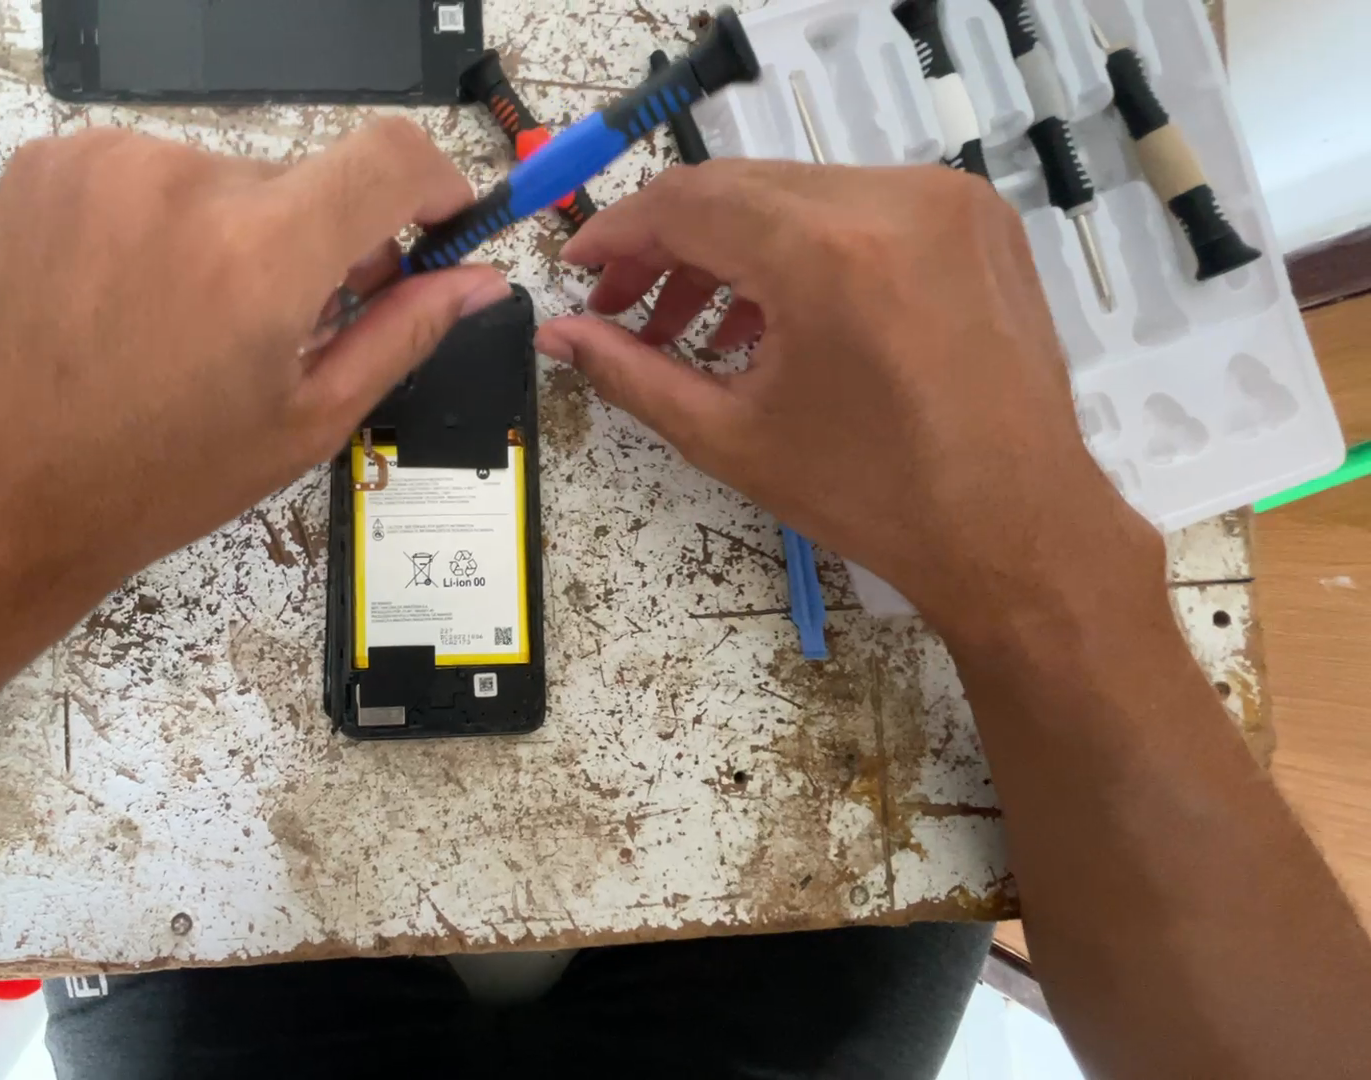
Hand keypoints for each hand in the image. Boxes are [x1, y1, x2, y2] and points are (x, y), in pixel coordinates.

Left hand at [0, 121, 508, 640]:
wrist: (7, 494)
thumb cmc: (168, 478)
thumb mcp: (308, 421)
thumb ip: (404, 333)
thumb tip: (479, 280)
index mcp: (259, 254)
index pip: (390, 157)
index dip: (436, 182)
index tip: (436, 226)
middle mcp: (182, 178)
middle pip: (305, 180)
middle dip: (324, 242)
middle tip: (298, 320)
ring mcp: (104, 159)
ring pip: (229, 178)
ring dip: (244, 235)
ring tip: (203, 322)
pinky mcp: (49, 162)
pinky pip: (155, 173)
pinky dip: (175, 223)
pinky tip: (144, 296)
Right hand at [534, 160, 1158, 633]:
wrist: (1010, 526)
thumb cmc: (860, 493)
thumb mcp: (722, 435)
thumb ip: (626, 373)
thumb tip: (554, 336)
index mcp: (829, 254)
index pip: (689, 203)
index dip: (617, 232)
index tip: (576, 268)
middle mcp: (893, 198)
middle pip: (735, 187)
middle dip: (661, 244)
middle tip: (618, 307)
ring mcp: (944, 199)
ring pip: (787, 194)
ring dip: (719, 250)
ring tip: (682, 326)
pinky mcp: (969, 217)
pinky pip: (844, 210)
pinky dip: (783, 252)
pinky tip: (757, 319)